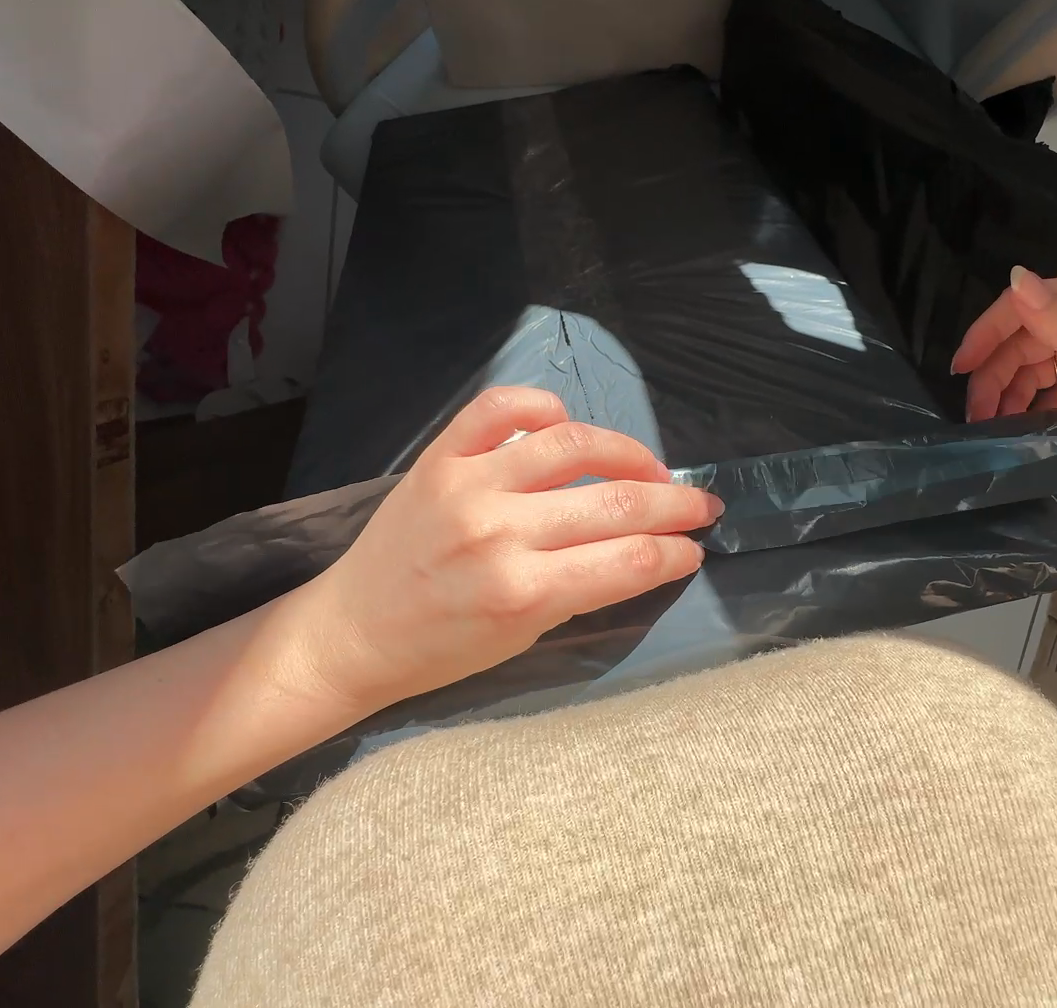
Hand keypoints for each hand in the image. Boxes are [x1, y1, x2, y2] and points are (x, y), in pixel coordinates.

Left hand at [298, 387, 722, 709]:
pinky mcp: (440, 455)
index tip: (695, 548)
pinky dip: (542, 407)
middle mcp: (500, 531)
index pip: (632, 560)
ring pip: (574, 445)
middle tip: (702, 504)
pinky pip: (501, 408)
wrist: (354, 632)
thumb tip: (649, 549)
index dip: (677, 551)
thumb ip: (589, 588)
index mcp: (524, 592)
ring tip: (651, 469)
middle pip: (617, 503)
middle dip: (676, 503)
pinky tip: (566, 425)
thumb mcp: (528, 637)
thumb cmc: (444, 650)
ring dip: (630, 454)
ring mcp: (468, 484)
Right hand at [950, 267, 1056, 468]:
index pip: (1028, 308)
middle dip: (995, 374)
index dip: (989, 333)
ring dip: (1011, 394)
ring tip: (991, 424)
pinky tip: (1019, 424)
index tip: (960, 368)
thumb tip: (1012, 277)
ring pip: (1038, 371)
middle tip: (973, 413)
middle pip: (1027, 344)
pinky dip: (1035, 407)